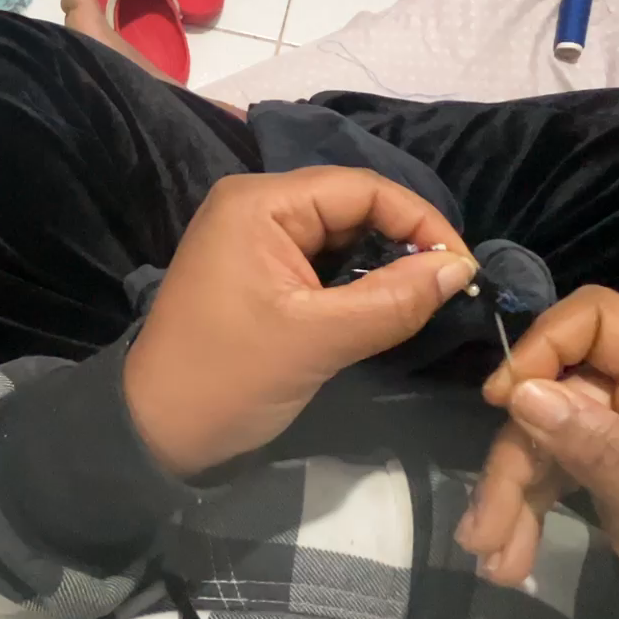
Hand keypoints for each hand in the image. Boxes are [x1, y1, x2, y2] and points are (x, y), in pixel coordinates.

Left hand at [124, 167, 477, 476]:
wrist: (156, 430)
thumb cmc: (228, 379)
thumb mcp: (317, 340)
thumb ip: (393, 299)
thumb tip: (460, 266)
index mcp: (259, 203)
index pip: (359, 188)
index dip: (418, 220)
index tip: (462, 268)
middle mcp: (254, 205)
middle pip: (349, 205)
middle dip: (400, 241)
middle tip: (445, 287)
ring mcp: (251, 236)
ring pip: (338, 233)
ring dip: (379, 262)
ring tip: (419, 297)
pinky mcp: (255, 268)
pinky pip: (318, 259)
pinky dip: (352, 279)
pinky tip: (379, 302)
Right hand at [457, 286, 618, 618]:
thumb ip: (605, 453)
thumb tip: (521, 391)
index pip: (601, 320)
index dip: (544, 345)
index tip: (504, 400)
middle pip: (555, 388)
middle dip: (514, 451)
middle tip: (485, 524)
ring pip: (542, 433)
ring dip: (509, 490)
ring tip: (491, 555)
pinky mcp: (612, 472)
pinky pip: (551, 470)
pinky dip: (524, 509)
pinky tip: (507, 555)